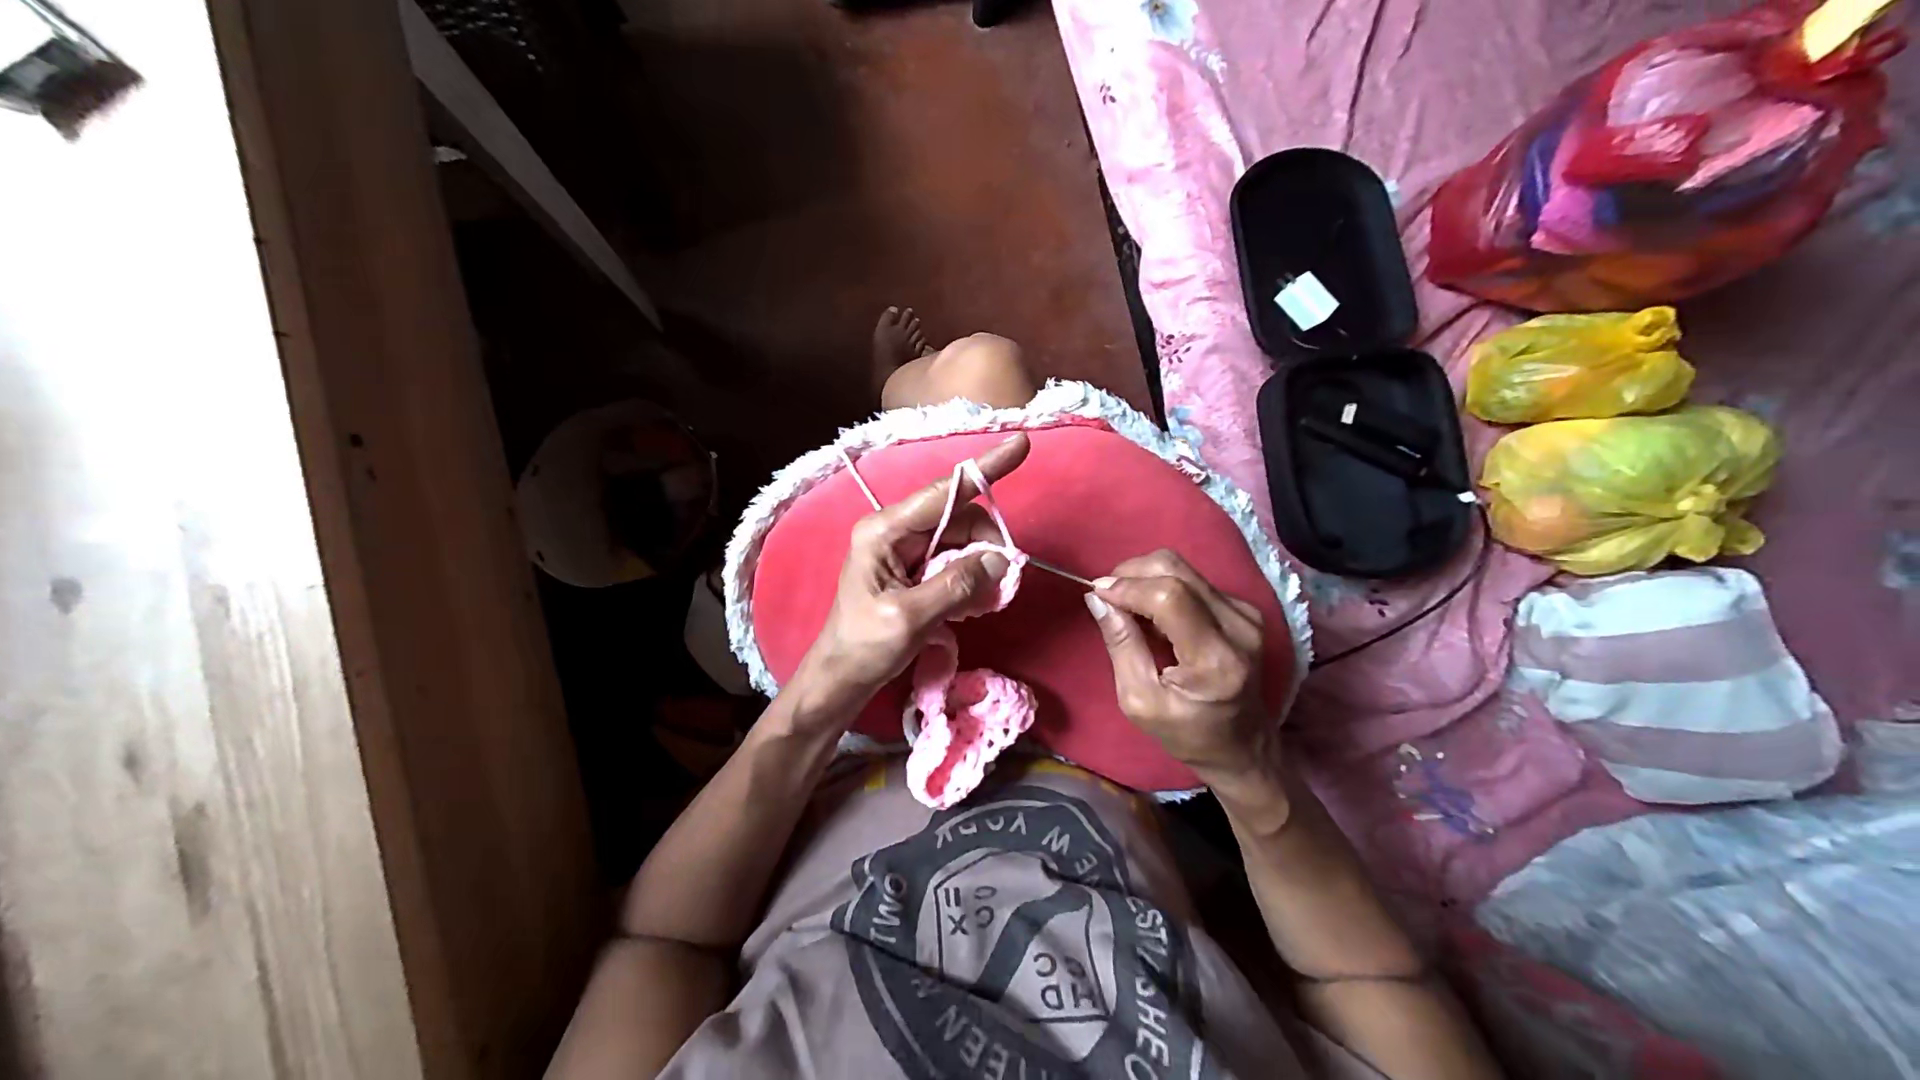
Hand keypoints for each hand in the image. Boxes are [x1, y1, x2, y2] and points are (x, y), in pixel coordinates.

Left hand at [789, 434, 1030, 721]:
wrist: (842, 677)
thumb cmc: (864, 646)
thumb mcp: (910, 617)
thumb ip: (956, 584)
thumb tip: (1000, 559)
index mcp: (885, 530)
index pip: (944, 492)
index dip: (985, 469)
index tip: (1021, 445)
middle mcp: (896, 531)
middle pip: (960, 519)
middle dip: (986, 545)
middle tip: (999, 585)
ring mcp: (907, 550)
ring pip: (963, 542)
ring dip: (980, 569)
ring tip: (978, 606)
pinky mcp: (917, 570)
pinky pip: (957, 563)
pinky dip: (971, 582)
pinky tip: (969, 608)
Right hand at [1083, 549, 1270, 779]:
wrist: (1243, 746)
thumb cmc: (1188, 734)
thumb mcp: (1140, 702)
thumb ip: (1122, 646)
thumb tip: (1098, 599)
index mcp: (1214, 661)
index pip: (1170, 598)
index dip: (1129, 587)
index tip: (1098, 593)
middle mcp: (1238, 628)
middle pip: (1177, 572)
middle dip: (1133, 572)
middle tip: (1107, 593)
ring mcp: (1246, 615)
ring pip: (1185, 568)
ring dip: (1147, 577)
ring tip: (1127, 602)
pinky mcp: (1245, 609)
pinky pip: (1195, 580)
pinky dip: (1164, 586)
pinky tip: (1153, 612)